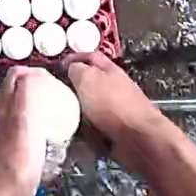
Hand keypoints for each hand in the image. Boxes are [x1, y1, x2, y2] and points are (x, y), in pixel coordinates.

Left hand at [0, 67, 75, 195]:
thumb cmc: (15, 167)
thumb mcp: (23, 127)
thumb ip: (25, 99)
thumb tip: (30, 72)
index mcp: (4, 111)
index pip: (14, 78)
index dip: (34, 72)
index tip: (56, 79)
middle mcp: (3, 123)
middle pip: (21, 96)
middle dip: (42, 92)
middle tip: (65, 97)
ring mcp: (9, 142)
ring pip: (27, 118)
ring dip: (45, 116)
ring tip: (66, 119)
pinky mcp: (17, 161)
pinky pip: (33, 141)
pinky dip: (46, 138)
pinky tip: (58, 147)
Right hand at [64, 53, 177, 169]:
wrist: (139, 139)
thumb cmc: (112, 104)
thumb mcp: (88, 79)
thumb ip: (77, 70)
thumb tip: (72, 68)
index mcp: (111, 70)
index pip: (91, 56)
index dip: (74, 57)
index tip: (59, 65)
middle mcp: (117, 88)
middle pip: (92, 82)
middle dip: (75, 86)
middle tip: (57, 91)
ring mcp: (119, 110)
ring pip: (93, 106)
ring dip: (79, 110)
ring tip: (62, 114)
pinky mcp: (118, 131)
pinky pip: (96, 127)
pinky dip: (86, 130)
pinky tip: (76, 134)